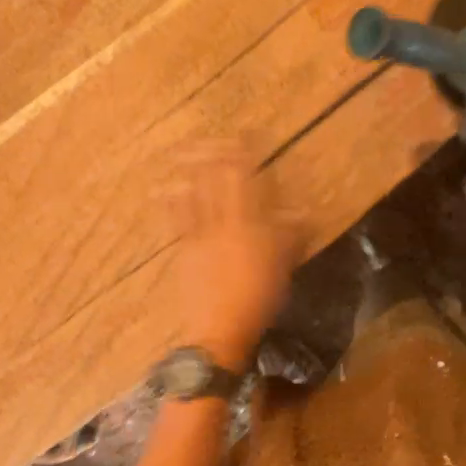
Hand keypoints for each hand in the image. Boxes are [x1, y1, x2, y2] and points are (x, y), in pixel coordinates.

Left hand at [166, 143, 294, 369]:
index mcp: (249, 222)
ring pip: (192, 192)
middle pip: (214, 178)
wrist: (220, 330)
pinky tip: (162, 187)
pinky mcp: (183, 248)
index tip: (246, 135)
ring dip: (188, 169)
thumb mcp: (282, 265)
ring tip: (182, 149)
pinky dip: (170, 198)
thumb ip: (290, 234)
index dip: (243, 152)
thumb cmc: (259, 299)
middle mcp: (221, 220)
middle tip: (211, 135)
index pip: (245, 177)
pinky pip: (175, 217)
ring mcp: (198, 233)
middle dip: (212, 152)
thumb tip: (302, 210)